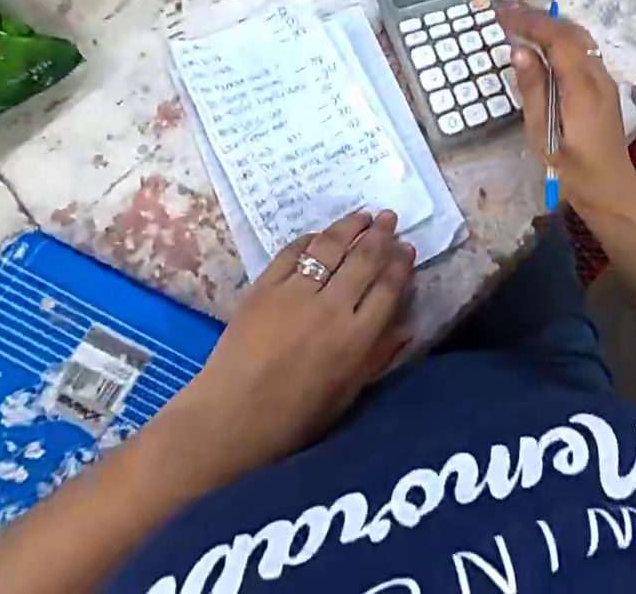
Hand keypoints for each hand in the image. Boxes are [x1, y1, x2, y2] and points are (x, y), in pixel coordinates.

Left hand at [172, 210, 413, 475]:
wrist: (227, 420)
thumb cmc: (292, 418)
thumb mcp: (346, 395)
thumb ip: (377, 357)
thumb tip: (407, 327)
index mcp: (354, 339)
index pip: (387, 289)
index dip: (400, 264)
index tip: (407, 247)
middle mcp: (329, 309)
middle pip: (363, 260)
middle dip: (380, 234)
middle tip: (389, 216)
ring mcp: (294, 294)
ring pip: (330, 247)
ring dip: (349, 226)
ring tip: (362, 215)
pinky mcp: (264, 287)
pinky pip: (292, 252)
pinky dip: (310, 239)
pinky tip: (320, 235)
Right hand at [494, 3, 635, 217]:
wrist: (610, 187)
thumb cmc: (572, 167)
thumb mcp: (543, 133)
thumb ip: (532, 89)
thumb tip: (519, 50)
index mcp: (583, 88)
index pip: (558, 40)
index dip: (530, 22)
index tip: (503, 13)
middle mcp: (599, 76)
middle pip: (571, 31)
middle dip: (539, 16)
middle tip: (507, 10)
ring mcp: (604, 79)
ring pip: (580, 37)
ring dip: (550, 24)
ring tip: (520, 19)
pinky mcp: (603, 85)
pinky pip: (583, 49)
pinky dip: (560, 37)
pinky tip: (541, 41)